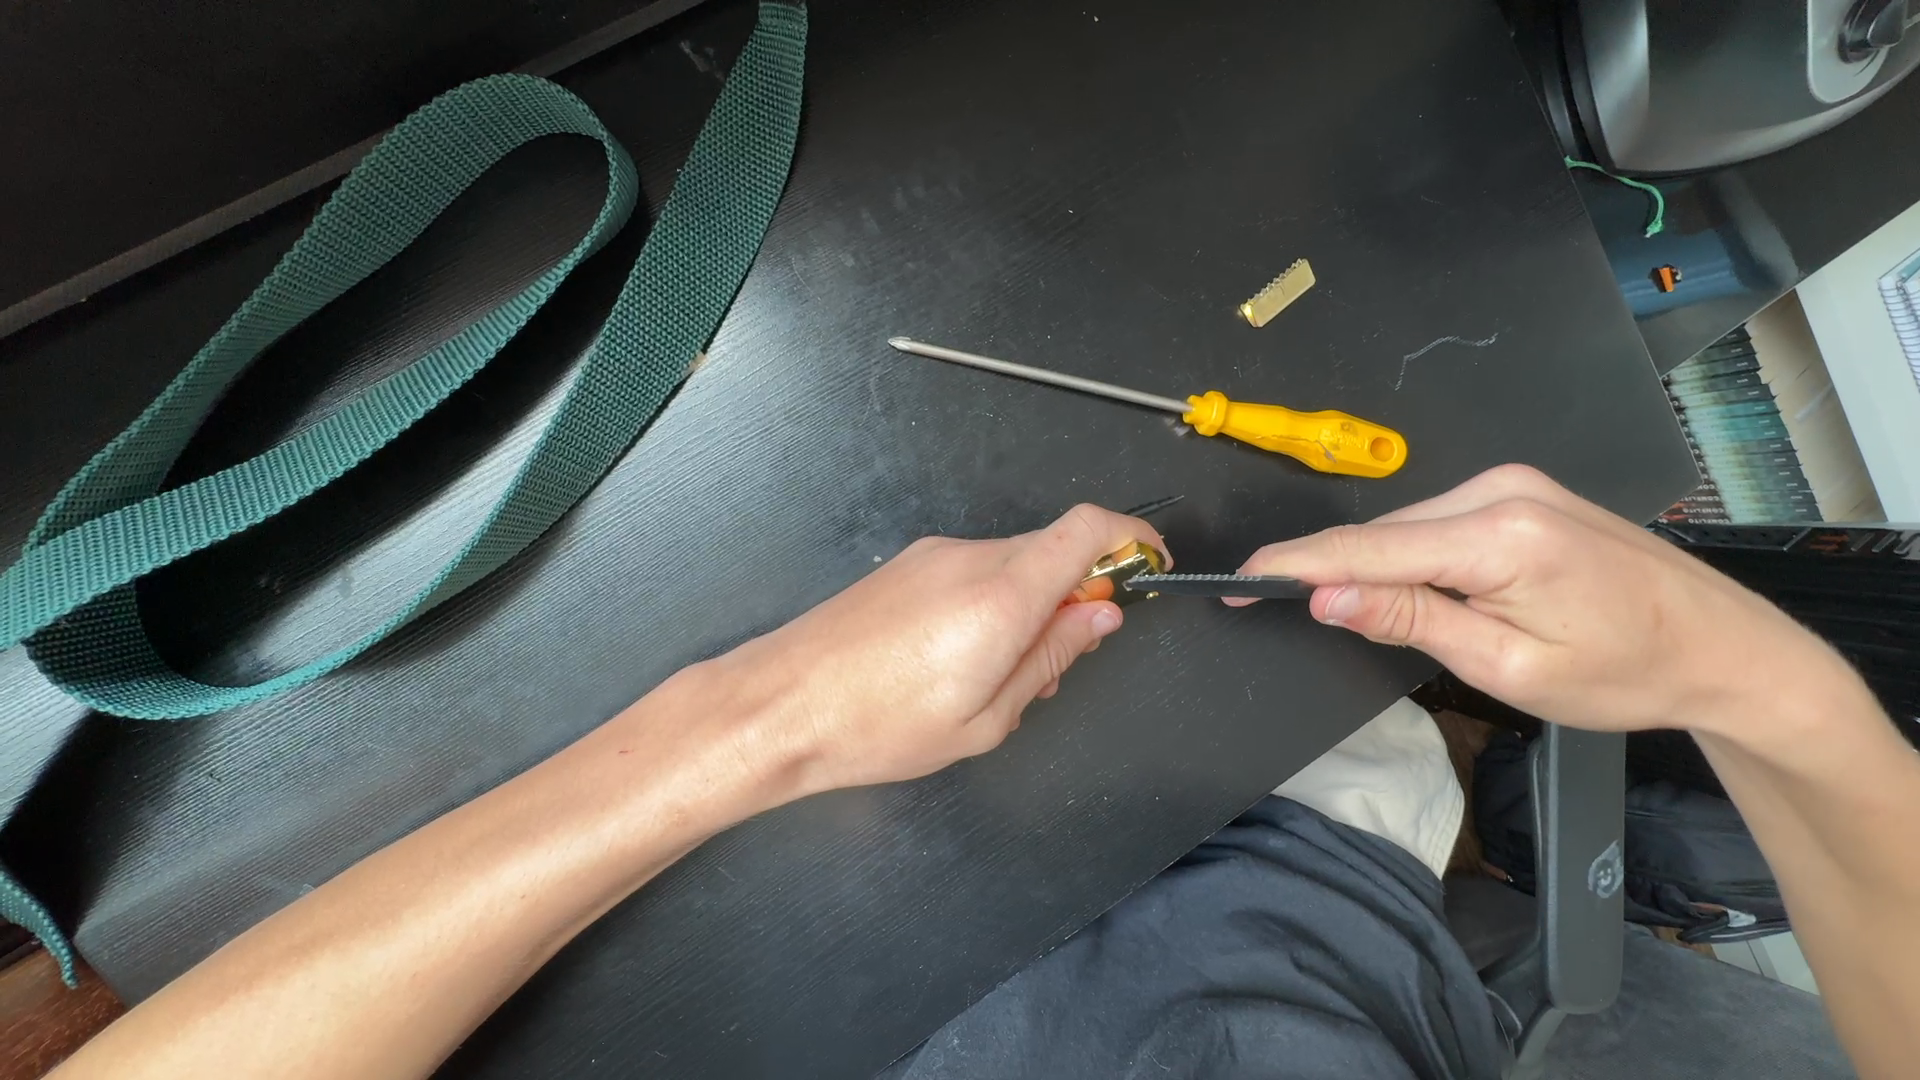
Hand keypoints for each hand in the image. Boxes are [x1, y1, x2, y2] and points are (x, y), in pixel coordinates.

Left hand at [694, 505, 1167, 796]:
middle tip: (1052, 665)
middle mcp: (970, 557)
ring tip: (996, 679)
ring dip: (1029, 607)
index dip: (1132, 538)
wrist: (780, 703)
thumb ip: (1051, 654)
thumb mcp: (986, 717)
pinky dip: (993, 603)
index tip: (1148, 569)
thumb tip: (1102, 614)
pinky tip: (959, 659)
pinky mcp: (907, 564)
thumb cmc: (883, 727)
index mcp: (1001, 594)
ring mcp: (933, 554)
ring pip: (1013, 564)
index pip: (1088, 526)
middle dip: (1075, 597)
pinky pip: (974, 571)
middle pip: (1053, 548)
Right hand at [1234, 464, 1848, 735]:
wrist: (1728, 650)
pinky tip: (1431, 589)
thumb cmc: (1625, 673)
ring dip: (1377, 570)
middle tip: (1308, 616)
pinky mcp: (1515, 489)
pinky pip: (1430, 522)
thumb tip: (1323, 595)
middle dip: (1335, 574)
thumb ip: (1408, 620)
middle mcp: (1499, 490)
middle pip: (1378, 536)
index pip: (1362, 549)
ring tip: (1409, 618)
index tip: (1236, 580)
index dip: (1290, 565)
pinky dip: (1409, 557)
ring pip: (1400, 529)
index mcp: (1501, 537)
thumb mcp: (1506, 665)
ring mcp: (1510, 483)